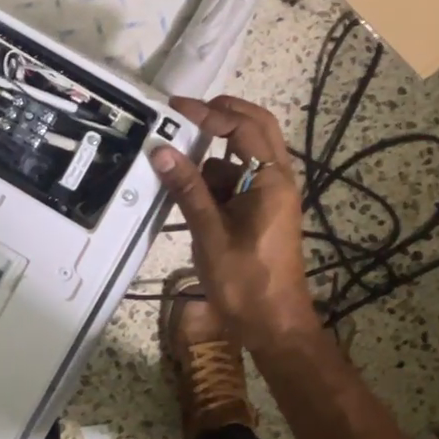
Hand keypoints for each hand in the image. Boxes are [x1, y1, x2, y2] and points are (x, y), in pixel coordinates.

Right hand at [152, 95, 318, 351]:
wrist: (275, 329)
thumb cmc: (246, 282)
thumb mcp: (210, 234)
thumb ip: (187, 188)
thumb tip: (161, 150)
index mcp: (272, 181)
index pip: (243, 128)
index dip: (209, 113)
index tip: (175, 109)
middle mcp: (278, 180)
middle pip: (256, 127)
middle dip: (222, 114)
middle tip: (186, 112)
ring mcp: (272, 195)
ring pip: (245, 152)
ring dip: (214, 149)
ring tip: (175, 158)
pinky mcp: (262, 210)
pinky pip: (239, 177)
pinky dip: (214, 174)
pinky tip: (186, 189)